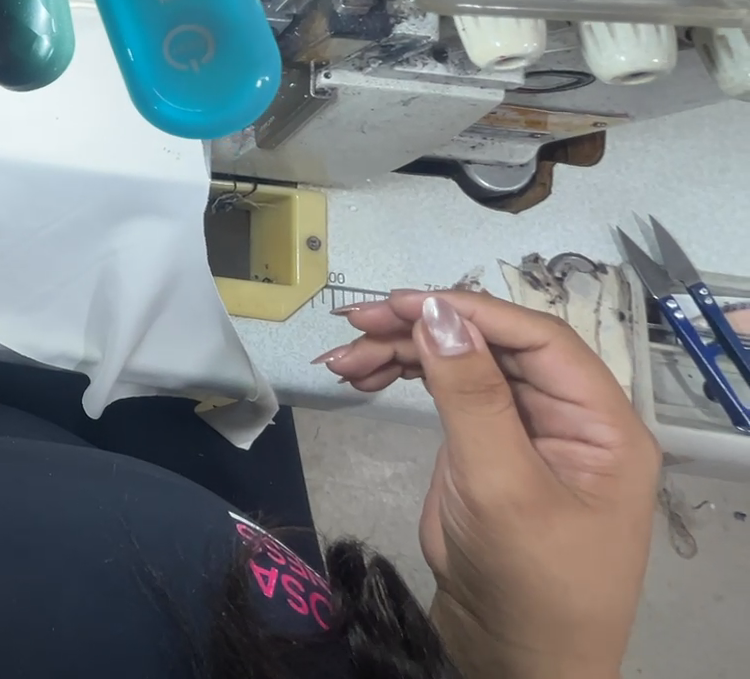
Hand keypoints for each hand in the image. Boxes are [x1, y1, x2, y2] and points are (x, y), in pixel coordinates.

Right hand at [316, 291, 659, 678]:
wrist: (508, 637)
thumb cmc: (526, 567)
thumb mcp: (498, 480)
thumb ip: (471, 394)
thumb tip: (436, 314)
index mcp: (600, 422)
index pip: (540, 340)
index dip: (470, 311)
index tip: (397, 304)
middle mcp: (564, 413)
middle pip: (488, 343)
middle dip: (418, 329)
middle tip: (352, 324)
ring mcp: (519, 424)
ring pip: (455, 359)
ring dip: (395, 352)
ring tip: (340, 362)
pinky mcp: (480, 436)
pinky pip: (439, 386)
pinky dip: (396, 374)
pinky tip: (358, 377)